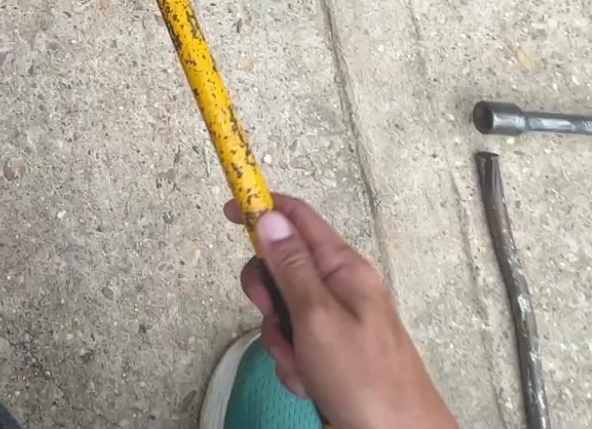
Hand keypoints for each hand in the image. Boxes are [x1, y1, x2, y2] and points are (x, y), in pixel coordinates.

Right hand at [226, 194, 457, 428]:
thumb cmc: (364, 380)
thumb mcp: (317, 317)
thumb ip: (290, 265)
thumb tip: (269, 215)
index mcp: (343, 268)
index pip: (297, 217)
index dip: (261, 207)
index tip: (228, 213)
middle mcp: (341, 288)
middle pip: (283, 265)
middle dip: (267, 292)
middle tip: (270, 312)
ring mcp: (339, 321)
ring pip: (284, 308)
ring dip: (280, 337)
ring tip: (300, 365)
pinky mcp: (334, 352)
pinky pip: (296, 341)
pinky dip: (294, 361)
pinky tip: (309, 383)